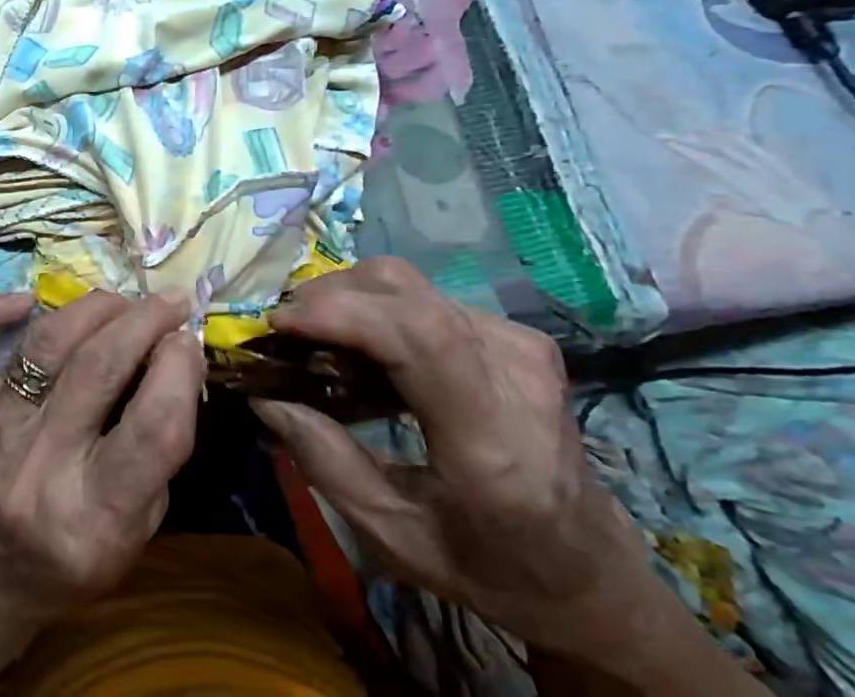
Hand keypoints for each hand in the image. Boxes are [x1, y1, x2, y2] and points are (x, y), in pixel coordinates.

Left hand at [0, 291, 204, 681]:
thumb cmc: (76, 552)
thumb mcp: (139, 524)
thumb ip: (156, 445)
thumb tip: (173, 351)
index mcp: (96, 515)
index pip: (151, 430)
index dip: (179, 372)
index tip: (190, 341)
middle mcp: (38, 468)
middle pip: (96, 370)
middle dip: (142, 322)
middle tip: (168, 302)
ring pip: (41, 345)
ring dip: (90, 309)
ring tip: (120, 302)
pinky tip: (26, 302)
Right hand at [251, 260, 764, 693]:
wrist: (592, 572)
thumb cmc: (490, 567)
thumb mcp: (394, 536)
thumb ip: (325, 461)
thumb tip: (263, 395)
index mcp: (494, 442)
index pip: (420, 337)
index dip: (338, 312)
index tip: (277, 324)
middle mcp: (516, 376)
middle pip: (405, 292)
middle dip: (326, 296)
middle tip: (281, 331)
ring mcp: (521, 346)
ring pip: (408, 283)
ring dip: (344, 296)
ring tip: (309, 334)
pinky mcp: (514, 335)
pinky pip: (422, 295)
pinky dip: (371, 304)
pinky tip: (354, 341)